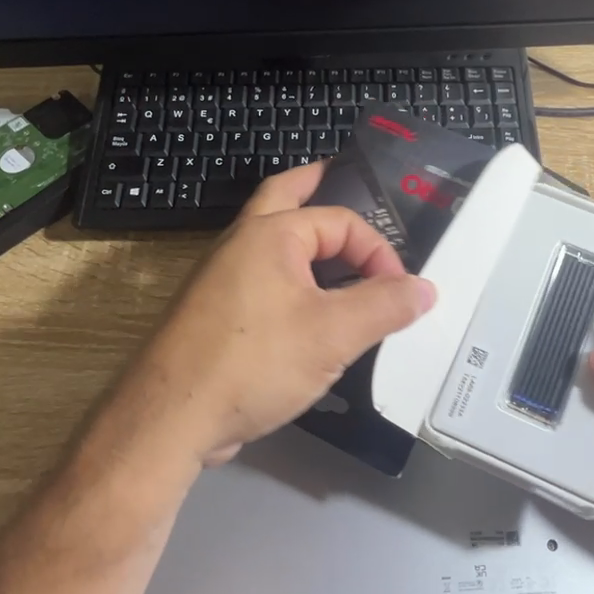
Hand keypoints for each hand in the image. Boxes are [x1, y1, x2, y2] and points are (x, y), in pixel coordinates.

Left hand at [119, 163, 435, 466]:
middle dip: (313, 185)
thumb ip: (384, 307)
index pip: (340, 222)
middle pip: (283, 197)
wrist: (170, 419)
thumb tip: (423, 289)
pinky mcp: (213, 312)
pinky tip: (305, 305)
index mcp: (269, 234)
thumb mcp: (333, 335)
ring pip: (269, 240)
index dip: (378, 250)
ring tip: (332, 242)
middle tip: (335, 174)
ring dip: (301, 234)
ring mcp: (219, 277)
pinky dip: (287, 275)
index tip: (398, 291)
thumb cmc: (251, 365)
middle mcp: (239, 244)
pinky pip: (259, 277)